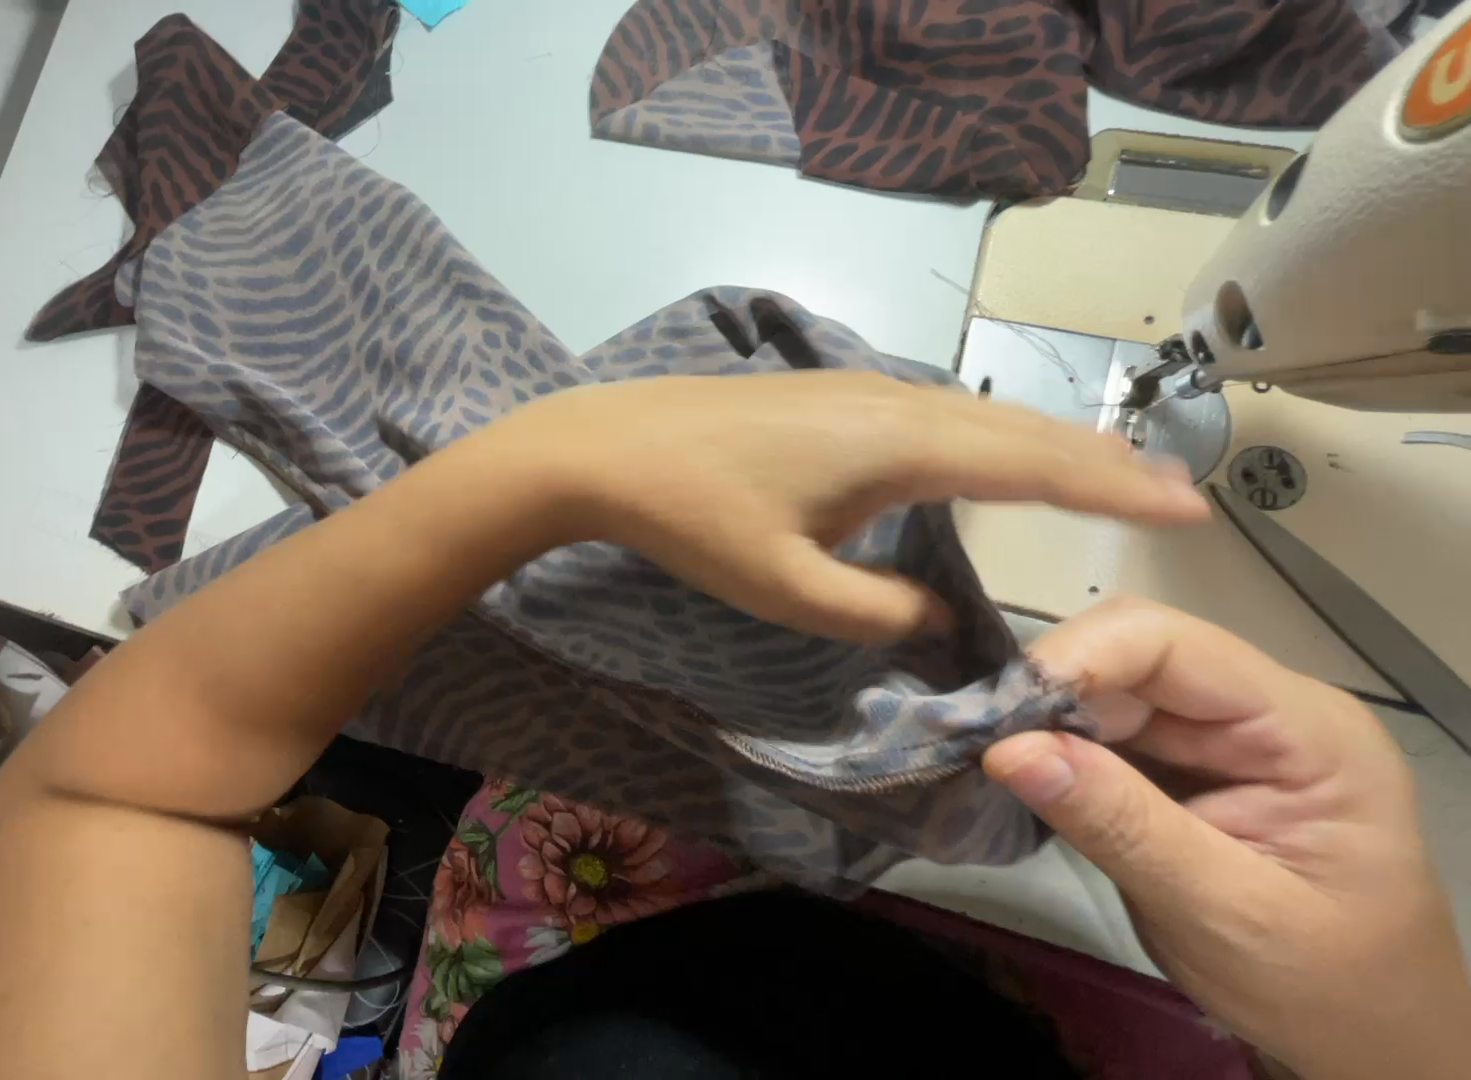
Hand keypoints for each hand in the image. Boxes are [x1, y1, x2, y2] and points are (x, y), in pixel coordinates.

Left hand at [475, 371, 1209, 641]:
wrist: (607, 448)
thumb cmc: (693, 517)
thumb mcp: (787, 586)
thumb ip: (875, 609)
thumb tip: (931, 610)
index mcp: (895, 443)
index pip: (1029, 463)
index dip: (1109, 485)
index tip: (1186, 506)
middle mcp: (889, 400)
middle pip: (1010, 426)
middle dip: (1087, 458)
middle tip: (1158, 493)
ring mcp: (851, 387)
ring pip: (967, 412)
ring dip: (1030, 443)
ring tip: (1085, 476)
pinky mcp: (820, 393)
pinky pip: (923, 411)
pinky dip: (972, 435)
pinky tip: (970, 458)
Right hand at [983, 598, 1470, 1079]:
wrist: (1360, 1034)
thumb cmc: (1324, 985)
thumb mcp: (1224, 913)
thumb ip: (1120, 825)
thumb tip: (1006, 751)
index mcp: (1301, 729)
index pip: (1166, 644)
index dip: (1075, 657)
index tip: (1002, 715)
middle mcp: (1252, 708)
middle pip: (1119, 654)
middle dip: (1044, 692)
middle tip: (985, 747)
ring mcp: (1208, 731)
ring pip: (1093, 686)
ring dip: (1037, 720)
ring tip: (996, 765)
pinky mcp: (1168, 758)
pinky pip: (1089, 724)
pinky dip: (1045, 745)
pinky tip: (1025, 775)